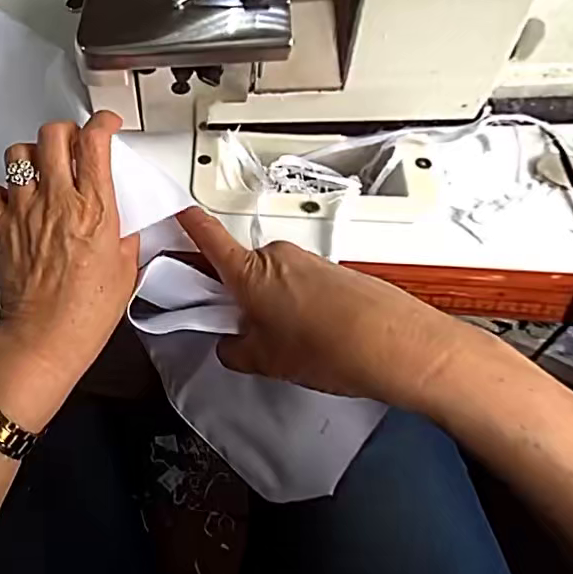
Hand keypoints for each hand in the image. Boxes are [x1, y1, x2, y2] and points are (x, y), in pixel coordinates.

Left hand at [0, 112, 138, 428]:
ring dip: (33, 155)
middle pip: (53, 134)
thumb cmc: (85, 312)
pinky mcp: (1, 229)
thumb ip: (125, 235)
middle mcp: (56, 202)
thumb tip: (123, 223)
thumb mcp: (126, 268)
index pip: (95, 141)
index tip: (107, 125)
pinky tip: (13, 200)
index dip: (103, 122)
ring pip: (18, 154)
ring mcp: (25, 212)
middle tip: (74, 145)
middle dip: (67, 131)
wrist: (47, 339)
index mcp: (94, 208)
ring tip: (43, 169)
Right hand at [174, 206, 506, 414]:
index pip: (206, 236)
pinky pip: (299, 282)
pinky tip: (309, 334)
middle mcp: (277, 255)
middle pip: (239, 265)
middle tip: (240, 327)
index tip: (176, 213)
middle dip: (234, 293)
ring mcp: (307, 261)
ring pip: (270, 276)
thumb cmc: (335, 345)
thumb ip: (234, 349)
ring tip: (285, 340)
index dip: (186, 223)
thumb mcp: (265, 360)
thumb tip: (231, 346)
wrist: (397, 345)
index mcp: (249, 271)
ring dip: (268, 301)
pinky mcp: (331, 270)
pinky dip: (295, 303)